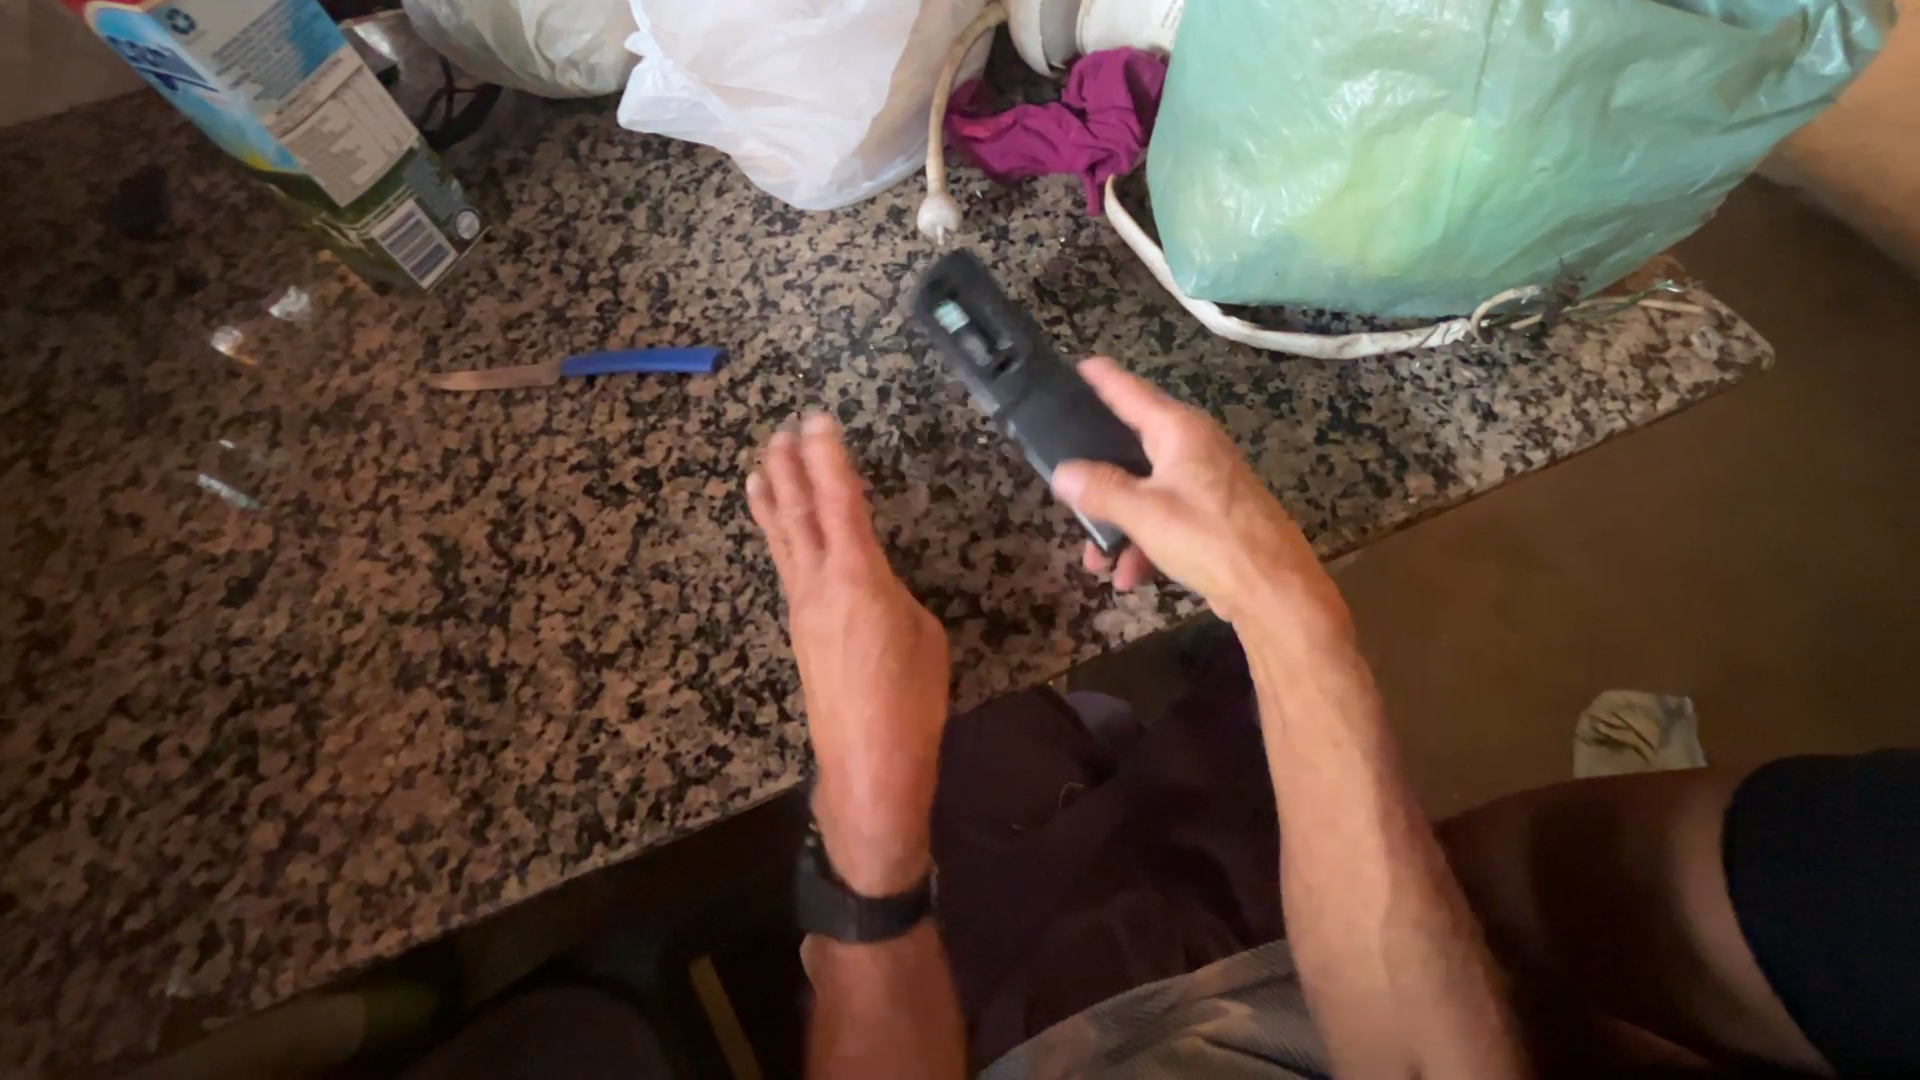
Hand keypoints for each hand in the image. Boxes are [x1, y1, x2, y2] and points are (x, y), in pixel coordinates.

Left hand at [748, 413, 951, 895]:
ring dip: (773, 497)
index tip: (818, 420)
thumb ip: (895, 595)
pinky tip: (776, 529)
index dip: (828, 456)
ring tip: (762, 464)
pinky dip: (777, 535)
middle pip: (798, 512)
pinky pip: (785, 566)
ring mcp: (802, 606)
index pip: (840, 500)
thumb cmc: (910, 697)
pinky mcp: (799, 630)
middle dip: (790, 466)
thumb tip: (877, 587)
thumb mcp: (923, 633)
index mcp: (859, 575)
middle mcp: (820, 582)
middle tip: (781, 430)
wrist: (868, 759)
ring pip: (783, 539)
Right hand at [1052, 358, 1350, 640]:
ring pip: (1144, 492)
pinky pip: (1165, 518)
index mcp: (1179, 431)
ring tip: (1098, 562)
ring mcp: (1206, 481)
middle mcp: (1194, 447)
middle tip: (1067, 492)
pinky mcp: (1212, 515)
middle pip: (1131, 449)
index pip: (1131, 392)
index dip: (1103, 378)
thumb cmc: (1209, 539)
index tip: (1079, 364)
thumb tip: (1062, 472)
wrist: (1274, 590)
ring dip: (1117, 525)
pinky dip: (1144, 542)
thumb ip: (1100, 490)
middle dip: (1097, 480)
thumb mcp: (1144, 513)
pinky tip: (1131, 576)